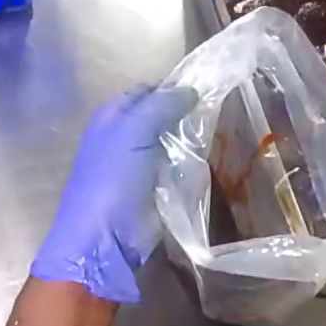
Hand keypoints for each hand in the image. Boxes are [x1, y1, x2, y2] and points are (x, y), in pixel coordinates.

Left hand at [31, 86, 196, 302]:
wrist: (105, 240)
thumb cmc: (113, 181)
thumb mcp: (134, 133)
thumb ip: (160, 106)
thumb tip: (190, 90)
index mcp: (113, 119)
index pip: (146, 92)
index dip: (172, 87)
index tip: (205, 86)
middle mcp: (125, 139)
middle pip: (162, 119)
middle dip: (186, 115)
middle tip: (217, 111)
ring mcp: (140, 167)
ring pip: (173, 145)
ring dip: (191, 143)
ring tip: (220, 134)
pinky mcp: (155, 192)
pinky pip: (178, 172)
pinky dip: (192, 167)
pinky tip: (209, 163)